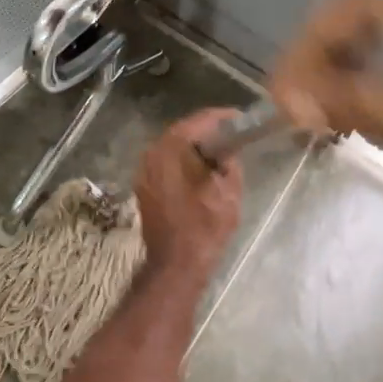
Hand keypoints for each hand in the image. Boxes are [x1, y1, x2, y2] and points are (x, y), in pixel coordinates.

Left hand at [135, 109, 244, 279]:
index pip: (200, 121)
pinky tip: (199, 169)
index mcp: (173, 148)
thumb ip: (229, 164)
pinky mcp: (143, 185)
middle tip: (230, 132)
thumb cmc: (204, 228)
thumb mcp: (228, 193)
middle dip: (207, 130)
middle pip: (183, 130)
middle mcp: (154, 152)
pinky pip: (165, 163)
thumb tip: (227, 152)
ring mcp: (144, 170)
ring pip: (172, 147)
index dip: (222, 117)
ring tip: (217, 149)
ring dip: (193, 145)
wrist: (175, 264)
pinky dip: (182, 160)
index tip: (239, 117)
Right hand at [269, 0, 382, 183]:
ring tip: (351, 117)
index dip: (297, 73)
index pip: (327, 22)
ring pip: (374, 20)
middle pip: (346, 17)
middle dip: (325, 73)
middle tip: (316, 125)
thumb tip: (292, 101)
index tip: (283, 119)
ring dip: (357, 69)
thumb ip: (367, 105)